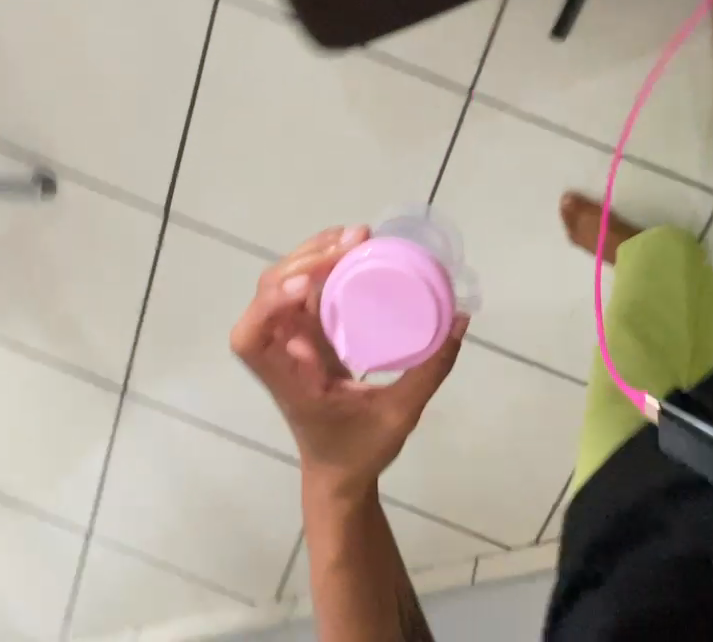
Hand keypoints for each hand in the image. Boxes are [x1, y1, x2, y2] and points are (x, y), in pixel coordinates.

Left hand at [230, 226, 468, 498]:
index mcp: (291, 380)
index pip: (253, 339)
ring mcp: (294, 340)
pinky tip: (352, 248)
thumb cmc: (360, 452)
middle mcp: (284, 354)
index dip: (270, 305)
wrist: (339, 476)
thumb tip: (459, 319)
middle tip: (353, 242)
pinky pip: (307, 290)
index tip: (307, 286)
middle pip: (268, 295)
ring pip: (284, 285)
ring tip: (356, 236)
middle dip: (304, 260)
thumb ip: (431, 369)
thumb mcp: (401, 415)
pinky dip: (324, 265)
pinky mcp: (309, 333)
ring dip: (313, 255)